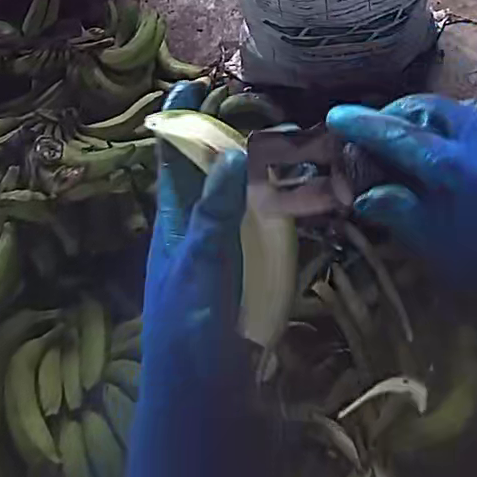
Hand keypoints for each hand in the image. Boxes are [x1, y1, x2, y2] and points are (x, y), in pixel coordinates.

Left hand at [129, 82, 252, 476]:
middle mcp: (201, 221)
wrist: (204, 394)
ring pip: (242, 189)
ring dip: (261, 163)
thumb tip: (234, 151)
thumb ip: (214, 212)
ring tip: (289, 141)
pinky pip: (266, 220)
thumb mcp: (197, 265)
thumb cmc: (189, 326)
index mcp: (176, 217)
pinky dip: (281, 200)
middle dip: (227, 133)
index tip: (191, 82)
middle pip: (211, 165)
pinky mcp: (250, 263)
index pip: (172, 155)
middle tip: (258, 107)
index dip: (178, 119)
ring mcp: (227, 241)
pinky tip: (304, 192)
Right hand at [326, 95, 476, 348]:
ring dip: (416, 111)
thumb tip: (359, 193)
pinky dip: (453, 112)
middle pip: (423, 107)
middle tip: (367, 132)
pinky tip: (441, 128)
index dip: (364, 126)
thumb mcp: (430, 242)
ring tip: (397, 130)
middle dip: (390, 115)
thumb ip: (394, 208)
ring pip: (446, 103)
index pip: (400, 136)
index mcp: (456, 168)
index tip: (335, 115)